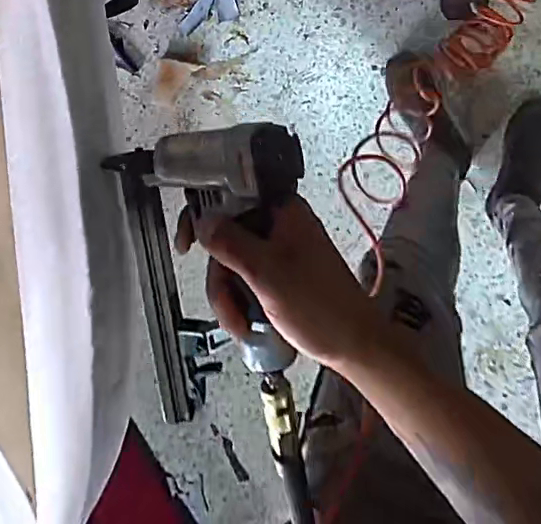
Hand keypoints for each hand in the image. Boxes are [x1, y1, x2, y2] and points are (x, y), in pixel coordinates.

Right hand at [189, 197, 382, 368]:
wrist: (354, 345)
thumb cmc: (320, 306)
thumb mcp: (267, 274)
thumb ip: (231, 244)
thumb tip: (202, 221)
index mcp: (282, 209)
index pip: (231, 195)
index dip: (204, 215)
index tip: (187, 242)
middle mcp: (279, 222)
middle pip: (226, 237)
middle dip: (222, 277)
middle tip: (228, 306)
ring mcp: (279, 247)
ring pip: (233, 261)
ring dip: (230, 296)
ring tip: (243, 324)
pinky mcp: (280, 270)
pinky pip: (246, 276)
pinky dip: (241, 299)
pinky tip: (250, 322)